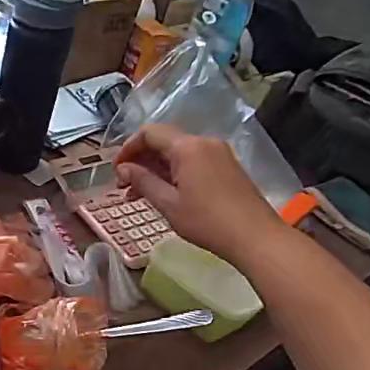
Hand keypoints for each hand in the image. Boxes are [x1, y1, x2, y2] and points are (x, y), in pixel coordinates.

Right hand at [114, 121, 285, 263]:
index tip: (115, 171)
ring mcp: (218, 153)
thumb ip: (143, 181)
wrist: (254, 236)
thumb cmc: (206, 221)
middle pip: (164, 140)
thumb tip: (123, 168)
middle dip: (140, 160)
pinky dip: (173, 172)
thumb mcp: (167, 203)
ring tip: (139, 194)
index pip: (149, 133)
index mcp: (188, 148)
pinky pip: (192, 161)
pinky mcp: (225, 166)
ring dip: (155, 169)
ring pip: (177, 152)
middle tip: (124, 185)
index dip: (127, 148)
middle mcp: (204, 143)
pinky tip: (164, 194)